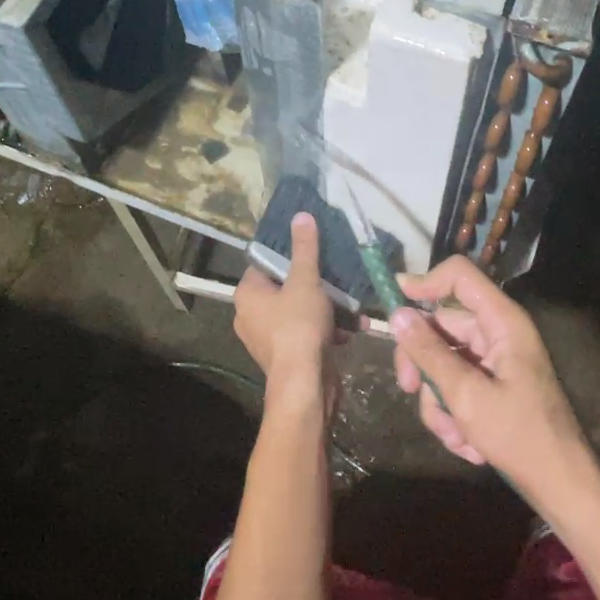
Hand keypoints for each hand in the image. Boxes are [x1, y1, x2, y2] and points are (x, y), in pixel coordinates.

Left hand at [233, 213, 334, 384]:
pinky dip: (326, 330)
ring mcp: (267, 340)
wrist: (305, 384)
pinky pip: (306, 334)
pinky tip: (351, 330)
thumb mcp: (305, 280)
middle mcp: (250, 316)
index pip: (265, 263)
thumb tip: (300, 215)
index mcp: (247, 294)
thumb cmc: (298, 326)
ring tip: (352, 307)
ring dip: (328, 309)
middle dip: (317, 285)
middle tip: (338, 278)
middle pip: (285, 288)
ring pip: (299, 313)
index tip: (314, 251)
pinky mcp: (285, 357)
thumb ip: (305, 248)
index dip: (289, 255)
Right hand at [391, 257, 593, 500]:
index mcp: (502, 322)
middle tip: (409, 388)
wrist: (560, 485)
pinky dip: (454, 413)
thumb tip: (398, 314)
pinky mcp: (493, 387)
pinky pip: (457, 386)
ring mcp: (496, 362)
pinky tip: (466, 444)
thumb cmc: (519, 435)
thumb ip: (429, 353)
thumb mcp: (466, 395)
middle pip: (442, 326)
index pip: (460, 276)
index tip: (394, 305)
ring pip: (444, 362)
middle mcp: (499, 334)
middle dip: (423, 363)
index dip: (426, 282)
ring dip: (440, 401)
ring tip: (454, 435)